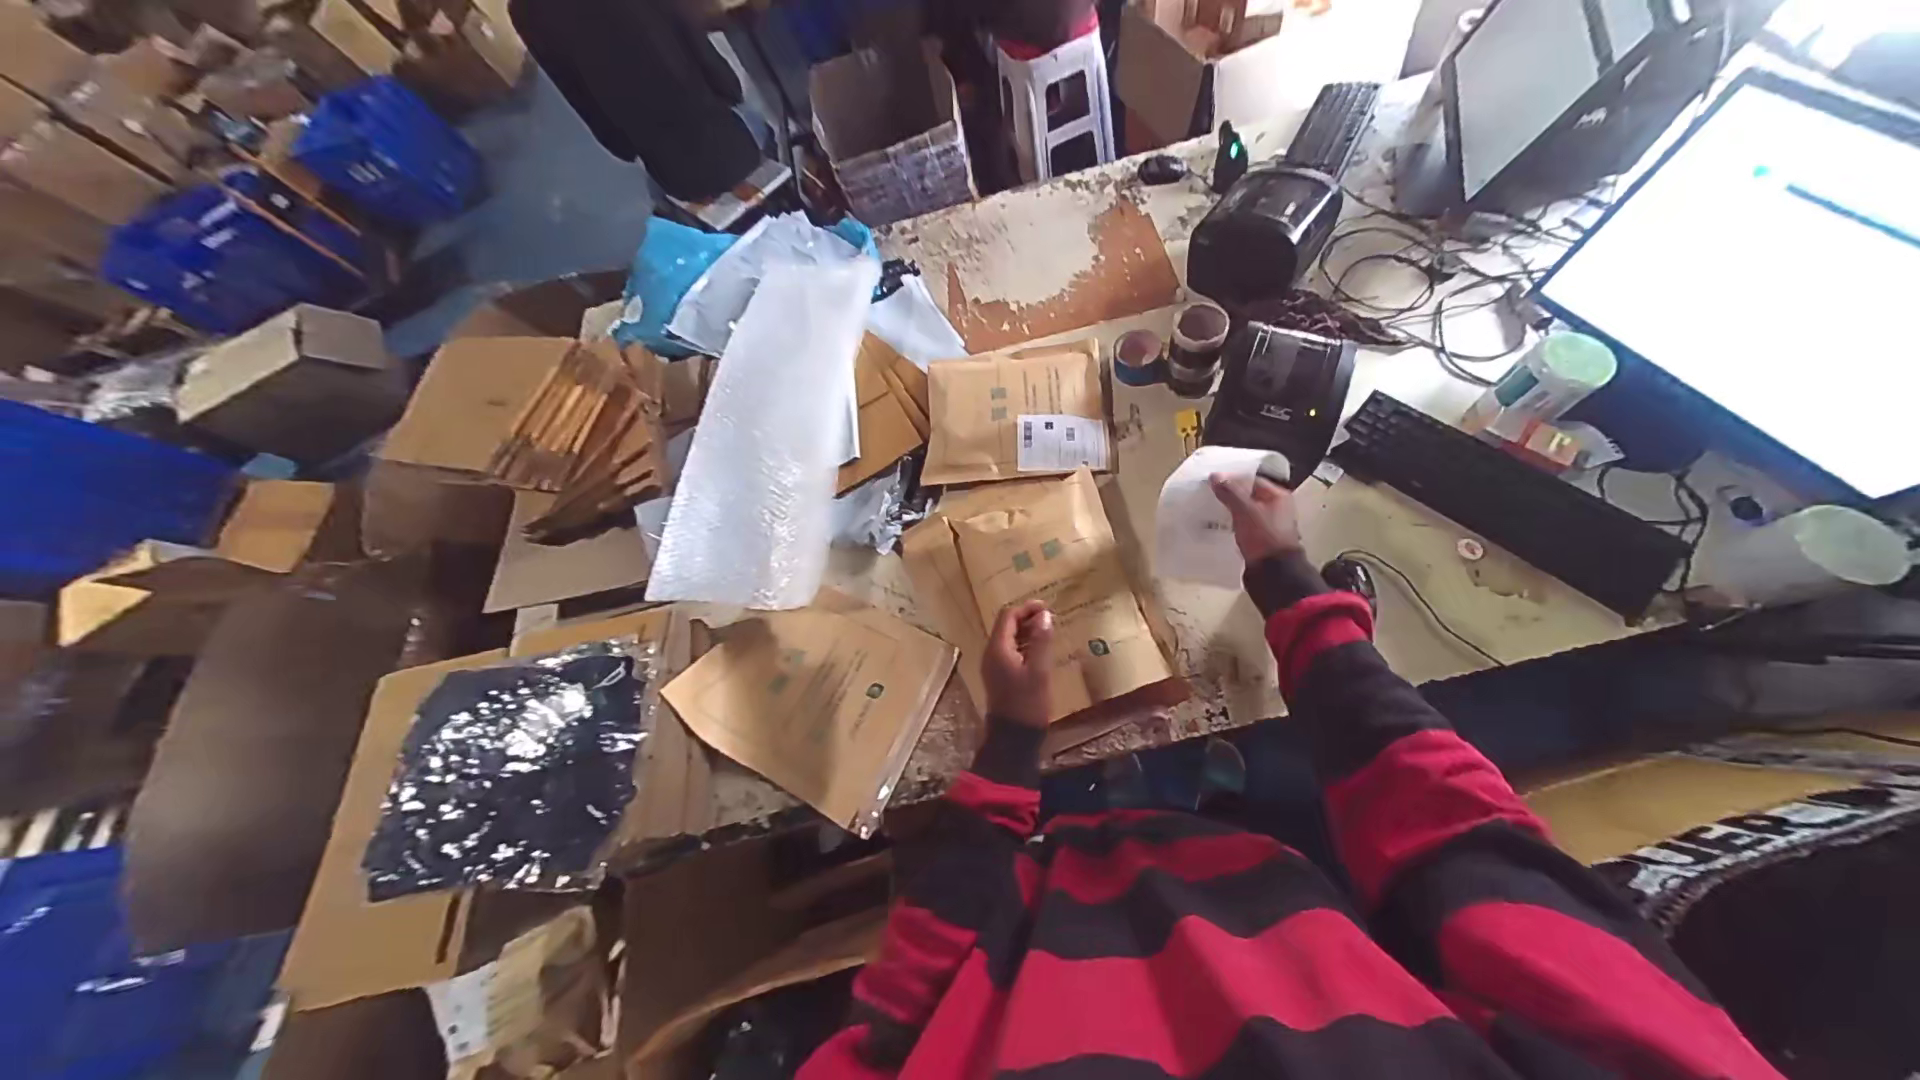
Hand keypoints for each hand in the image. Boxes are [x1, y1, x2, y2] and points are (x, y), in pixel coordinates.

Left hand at [983, 600, 1054, 727]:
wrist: (1013, 739)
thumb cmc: (1027, 704)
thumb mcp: (1039, 671)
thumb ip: (1041, 641)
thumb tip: (1044, 615)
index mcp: (998, 649)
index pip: (1008, 617)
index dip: (1026, 608)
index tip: (1046, 607)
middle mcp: (991, 654)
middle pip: (1006, 626)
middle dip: (1027, 618)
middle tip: (1050, 618)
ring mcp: (994, 666)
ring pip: (1009, 639)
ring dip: (1027, 632)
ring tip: (1048, 631)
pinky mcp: (1000, 676)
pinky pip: (1011, 652)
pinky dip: (1025, 645)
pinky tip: (1041, 650)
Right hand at [1211, 473, 1302, 563]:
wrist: (1273, 571)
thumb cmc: (1262, 535)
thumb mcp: (1245, 510)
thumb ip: (1230, 492)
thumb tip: (1215, 476)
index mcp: (1278, 496)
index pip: (1252, 479)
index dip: (1233, 478)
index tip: (1213, 481)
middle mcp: (1277, 507)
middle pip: (1249, 495)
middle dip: (1230, 494)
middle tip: (1209, 494)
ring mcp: (1269, 523)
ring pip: (1246, 510)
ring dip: (1230, 509)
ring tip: (1211, 508)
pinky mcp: (1261, 537)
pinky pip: (1244, 524)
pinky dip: (1233, 522)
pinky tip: (1219, 524)